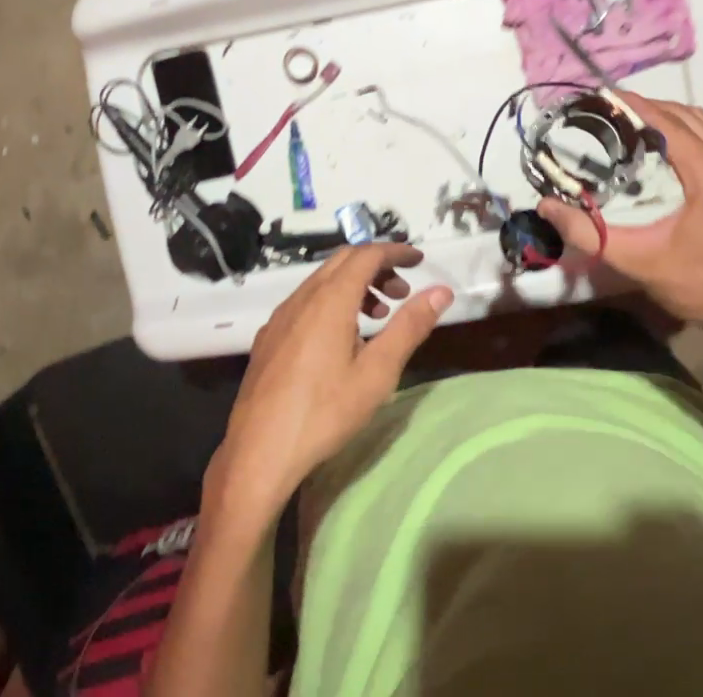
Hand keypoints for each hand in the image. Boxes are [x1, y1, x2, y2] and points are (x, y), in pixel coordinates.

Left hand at [207, 243, 451, 517]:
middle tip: (403, 292)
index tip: (419, 260)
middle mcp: (301, 298)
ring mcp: (280, 317)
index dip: (395, 252)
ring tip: (378, 317)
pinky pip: (305, 303)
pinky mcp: (269, 337)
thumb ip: (409, 326)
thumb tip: (441, 291)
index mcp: (330, 300)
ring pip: (321, 282)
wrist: (261, 449)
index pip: (366, 255)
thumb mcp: (377, 372)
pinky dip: (332, 303)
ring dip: (354, 286)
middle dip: (376, 267)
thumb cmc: (325, 411)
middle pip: (342, 262)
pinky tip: (342, 339)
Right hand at [538, 92, 702, 358]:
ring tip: (626, 125)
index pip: (667, 122)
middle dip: (645, 107)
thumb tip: (546, 206)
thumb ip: (589, 232)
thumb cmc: (698, 285)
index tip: (598, 97)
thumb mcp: (636, 261)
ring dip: (665, 118)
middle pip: (685, 115)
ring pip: (701, 125)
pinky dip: (681, 133)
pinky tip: (656, 150)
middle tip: (605, 113)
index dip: (632, 104)